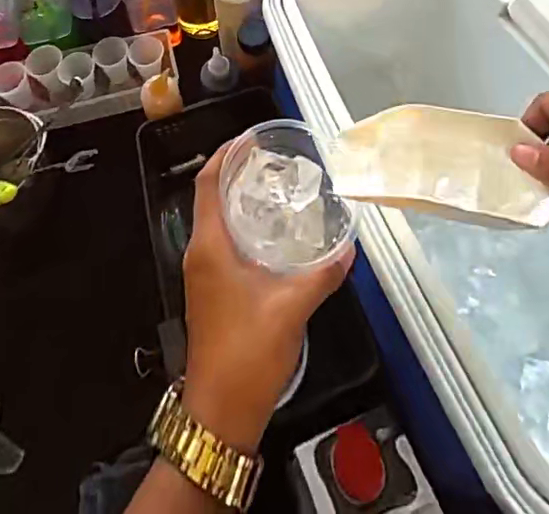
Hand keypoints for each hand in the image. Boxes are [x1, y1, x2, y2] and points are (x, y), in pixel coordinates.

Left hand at [180, 140, 354, 451]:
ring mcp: (204, 273)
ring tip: (275, 187)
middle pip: (211, 197)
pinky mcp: (212, 290)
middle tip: (271, 158)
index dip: (224, 154)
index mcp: (210, 247)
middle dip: (236, 172)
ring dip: (239, 199)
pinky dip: (243, 225)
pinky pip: (223, 242)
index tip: (247, 137)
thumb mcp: (292, 307)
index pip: (208, 184)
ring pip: (217, 221)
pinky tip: (273, 234)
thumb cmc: (247, 353)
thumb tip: (348, 247)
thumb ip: (322, 273)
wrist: (220, 410)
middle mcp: (200, 254)